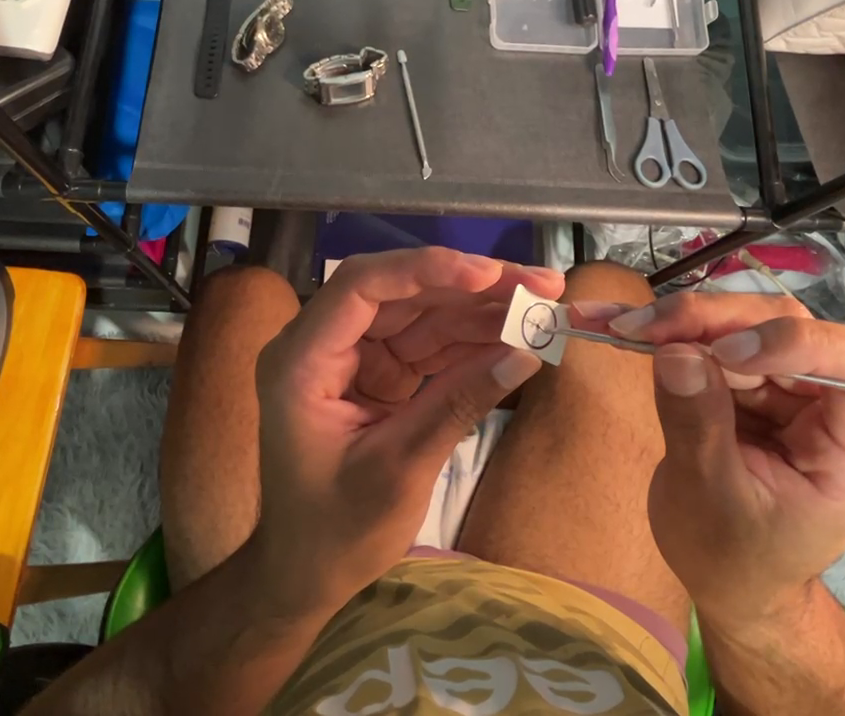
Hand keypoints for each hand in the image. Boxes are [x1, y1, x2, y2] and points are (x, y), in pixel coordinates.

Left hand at [250, 249, 561, 613]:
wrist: (308, 573)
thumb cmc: (336, 531)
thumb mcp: (399, 470)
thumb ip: (458, 404)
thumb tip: (526, 352)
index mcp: (302, 360)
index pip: (361, 288)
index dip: (426, 270)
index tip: (489, 273)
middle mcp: (323, 344)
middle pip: (401, 293)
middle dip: (470, 285)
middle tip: (540, 283)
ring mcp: (353, 357)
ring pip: (422, 313)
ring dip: (481, 308)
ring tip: (543, 302)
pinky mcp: (378, 373)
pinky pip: (429, 344)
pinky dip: (472, 340)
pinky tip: (517, 332)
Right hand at [592, 293, 844, 634]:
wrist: (725, 578)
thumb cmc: (732, 559)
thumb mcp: (709, 500)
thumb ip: (697, 425)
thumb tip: (674, 352)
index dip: (802, 343)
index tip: (725, 355)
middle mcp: (834, 407)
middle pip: (795, 326)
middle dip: (716, 319)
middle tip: (643, 327)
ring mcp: (793, 388)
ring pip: (750, 320)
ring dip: (683, 318)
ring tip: (619, 327)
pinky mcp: (755, 379)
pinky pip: (715, 337)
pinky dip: (665, 329)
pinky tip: (611, 324)